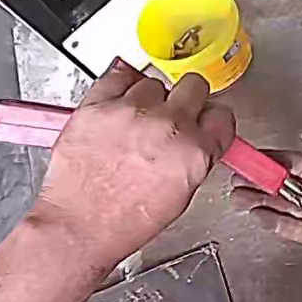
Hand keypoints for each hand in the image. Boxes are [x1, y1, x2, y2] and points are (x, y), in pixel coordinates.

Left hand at [29, 59, 235, 273]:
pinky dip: (119, 85)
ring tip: (133, 121)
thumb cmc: (124, 221)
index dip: (211, 118)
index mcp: (196, 151)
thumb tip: (195, 139)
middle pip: (193, 85)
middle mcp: (168, 125)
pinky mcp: (99, 104)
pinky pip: (118, 75)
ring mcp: (133, 110)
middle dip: (186, 98)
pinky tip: (117, 105)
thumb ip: (195, 159)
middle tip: (171, 113)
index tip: (201, 119)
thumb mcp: (181, 197)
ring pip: (153, 82)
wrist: (79, 225)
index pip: (221, 115)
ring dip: (148, 98)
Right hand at [232, 141, 301, 285]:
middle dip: (261, 180)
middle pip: (287, 184)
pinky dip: (273, 222)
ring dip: (261, 200)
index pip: (298, 162)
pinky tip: (256, 215)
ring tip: (237, 196)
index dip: (274, 159)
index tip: (251, 155)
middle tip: (236, 177)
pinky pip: (292, 229)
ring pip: (285, 205)